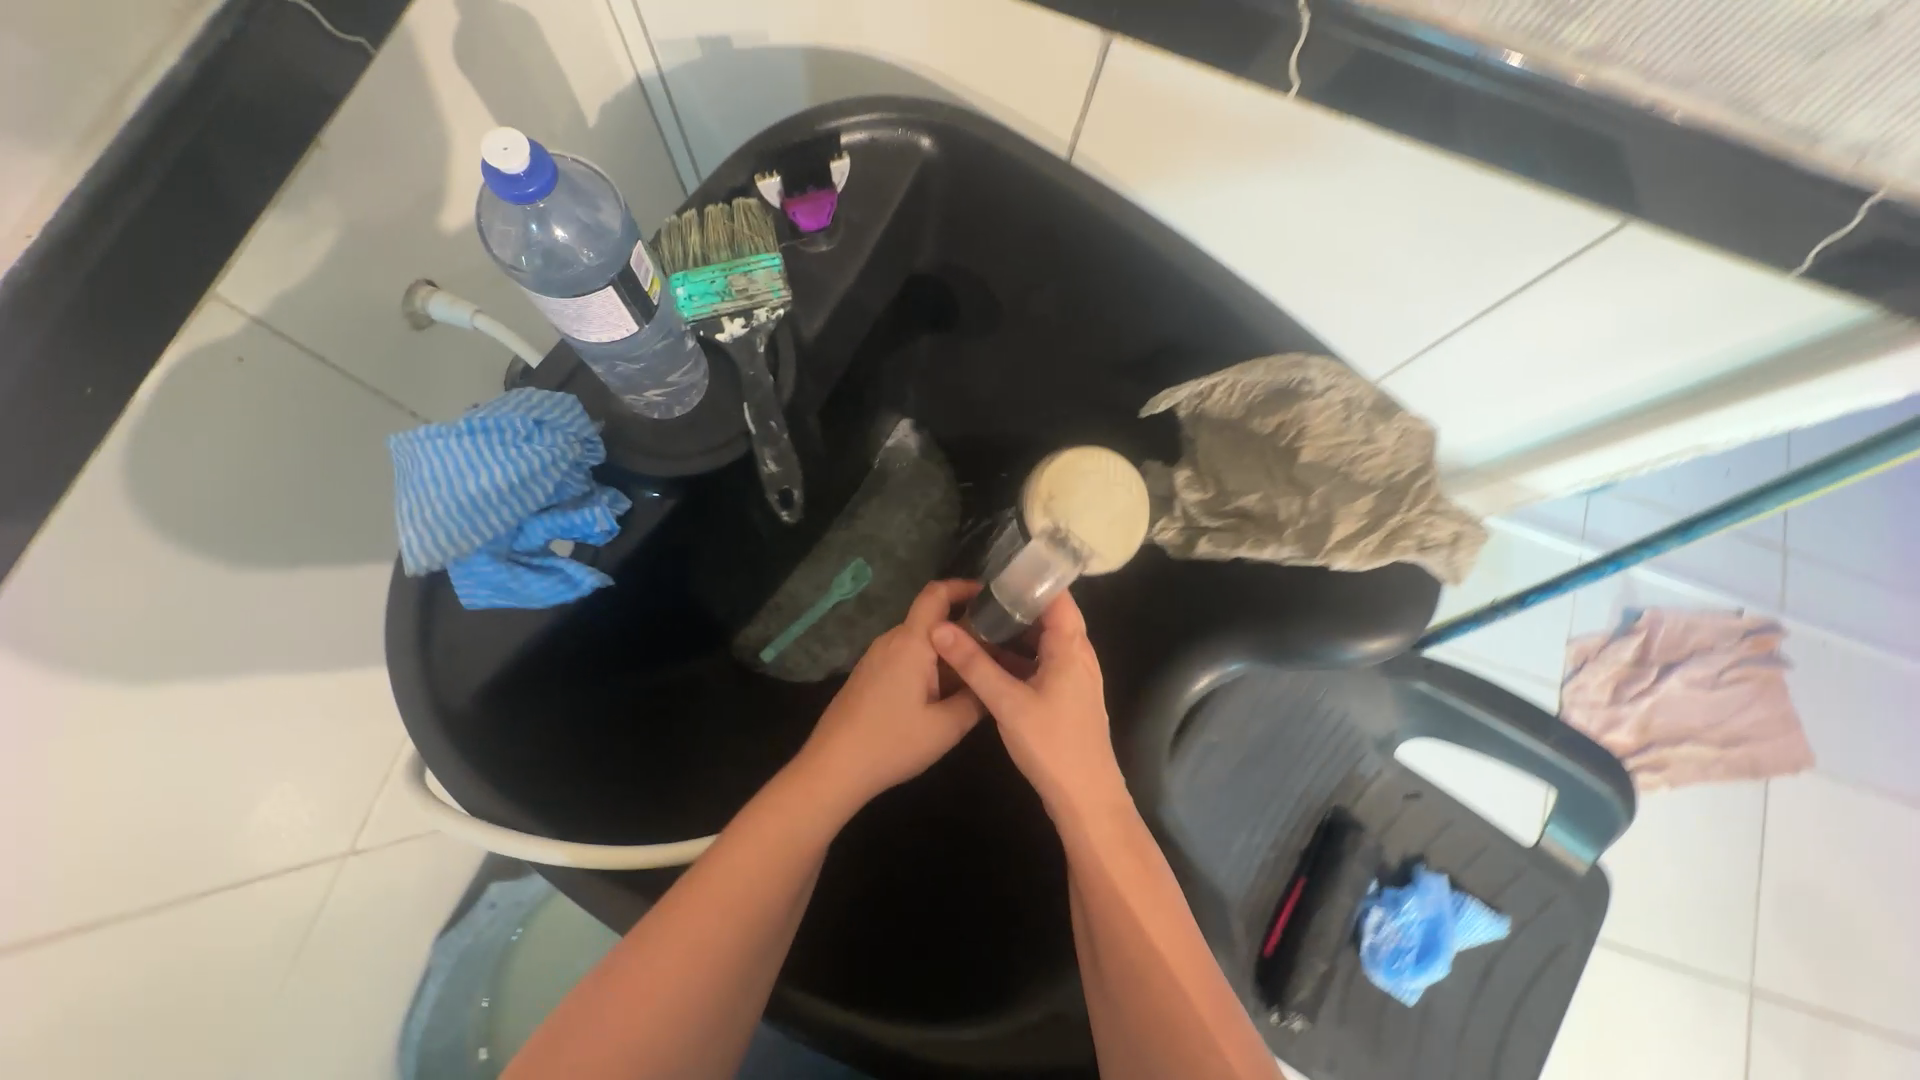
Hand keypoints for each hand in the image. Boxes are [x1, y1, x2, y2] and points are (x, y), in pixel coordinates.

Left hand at [793, 580, 984, 811]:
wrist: (833, 767)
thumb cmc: (892, 743)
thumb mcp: (946, 727)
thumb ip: (976, 699)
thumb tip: (994, 681)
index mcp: (912, 643)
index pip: (936, 594)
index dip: (963, 586)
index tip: (990, 596)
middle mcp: (892, 641)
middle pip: (932, 621)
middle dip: (966, 630)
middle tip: (1000, 648)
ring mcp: (876, 658)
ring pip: (920, 642)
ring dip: (948, 652)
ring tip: (978, 673)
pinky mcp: (868, 675)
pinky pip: (906, 658)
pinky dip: (930, 665)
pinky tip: (945, 693)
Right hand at [930, 591, 1126, 818]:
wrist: (1086, 798)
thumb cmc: (1052, 744)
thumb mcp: (1007, 702)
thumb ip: (973, 664)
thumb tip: (939, 628)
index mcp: (1072, 647)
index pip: (1057, 596)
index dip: (1030, 578)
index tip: (996, 569)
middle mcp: (1079, 656)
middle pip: (1049, 618)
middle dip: (1015, 606)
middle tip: (976, 595)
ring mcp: (1074, 678)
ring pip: (1043, 644)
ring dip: (1015, 634)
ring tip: (977, 622)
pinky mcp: (1066, 698)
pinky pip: (1041, 664)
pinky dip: (1018, 658)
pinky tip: (989, 661)